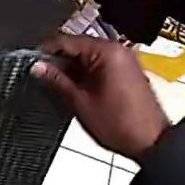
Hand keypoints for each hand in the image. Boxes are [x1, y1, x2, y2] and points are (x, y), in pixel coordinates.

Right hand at [32, 35, 169, 162]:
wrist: (153, 143)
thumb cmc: (120, 124)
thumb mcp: (80, 101)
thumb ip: (57, 80)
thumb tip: (37, 66)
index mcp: (107, 51)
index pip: (67, 41)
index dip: (46, 50)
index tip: (30, 59)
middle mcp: (118, 49)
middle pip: (78, 46)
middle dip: (59, 60)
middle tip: (40, 73)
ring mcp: (124, 59)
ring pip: (88, 56)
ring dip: (72, 67)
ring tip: (54, 82)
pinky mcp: (127, 70)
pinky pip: (100, 63)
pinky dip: (86, 72)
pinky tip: (73, 86)